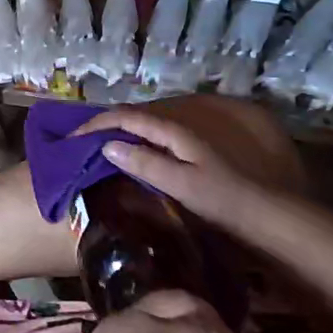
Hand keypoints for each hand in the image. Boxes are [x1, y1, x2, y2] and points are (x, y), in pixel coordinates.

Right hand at [70, 107, 271, 234]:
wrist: (262, 214)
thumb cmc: (223, 199)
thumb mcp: (182, 183)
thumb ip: (146, 163)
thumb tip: (107, 145)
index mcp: (172, 131)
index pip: (126, 118)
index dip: (96, 125)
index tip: (70, 139)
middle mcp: (175, 130)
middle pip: (131, 119)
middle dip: (101, 126)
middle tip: (75, 144)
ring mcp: (181, 142)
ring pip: (139, 130)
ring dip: (114, 135)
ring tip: (91, 150)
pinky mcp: (185, 157)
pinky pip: (148, 142)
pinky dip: (128, 146)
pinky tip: (122, 160)